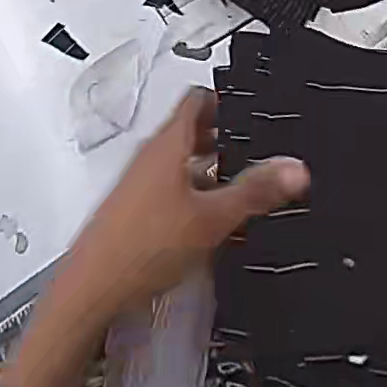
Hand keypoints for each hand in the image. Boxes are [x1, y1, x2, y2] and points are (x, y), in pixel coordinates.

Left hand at [57, 88, 310, 321]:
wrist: (93, 288)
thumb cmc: (141, 246)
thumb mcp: (211, 219)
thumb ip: (254, 192)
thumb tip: (293, 168)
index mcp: (167, 143)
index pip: (196, 100)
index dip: (223, 98)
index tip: (247, 106)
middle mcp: (150, 155)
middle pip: (189, 130)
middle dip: (221, 135)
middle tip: (252, 146)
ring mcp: (140, 180)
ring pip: (179, 160)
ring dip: (208, 166)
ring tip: (238, 183)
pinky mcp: (135, 206)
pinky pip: (169, 185)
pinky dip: (193, 190)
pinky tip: (210, 219)